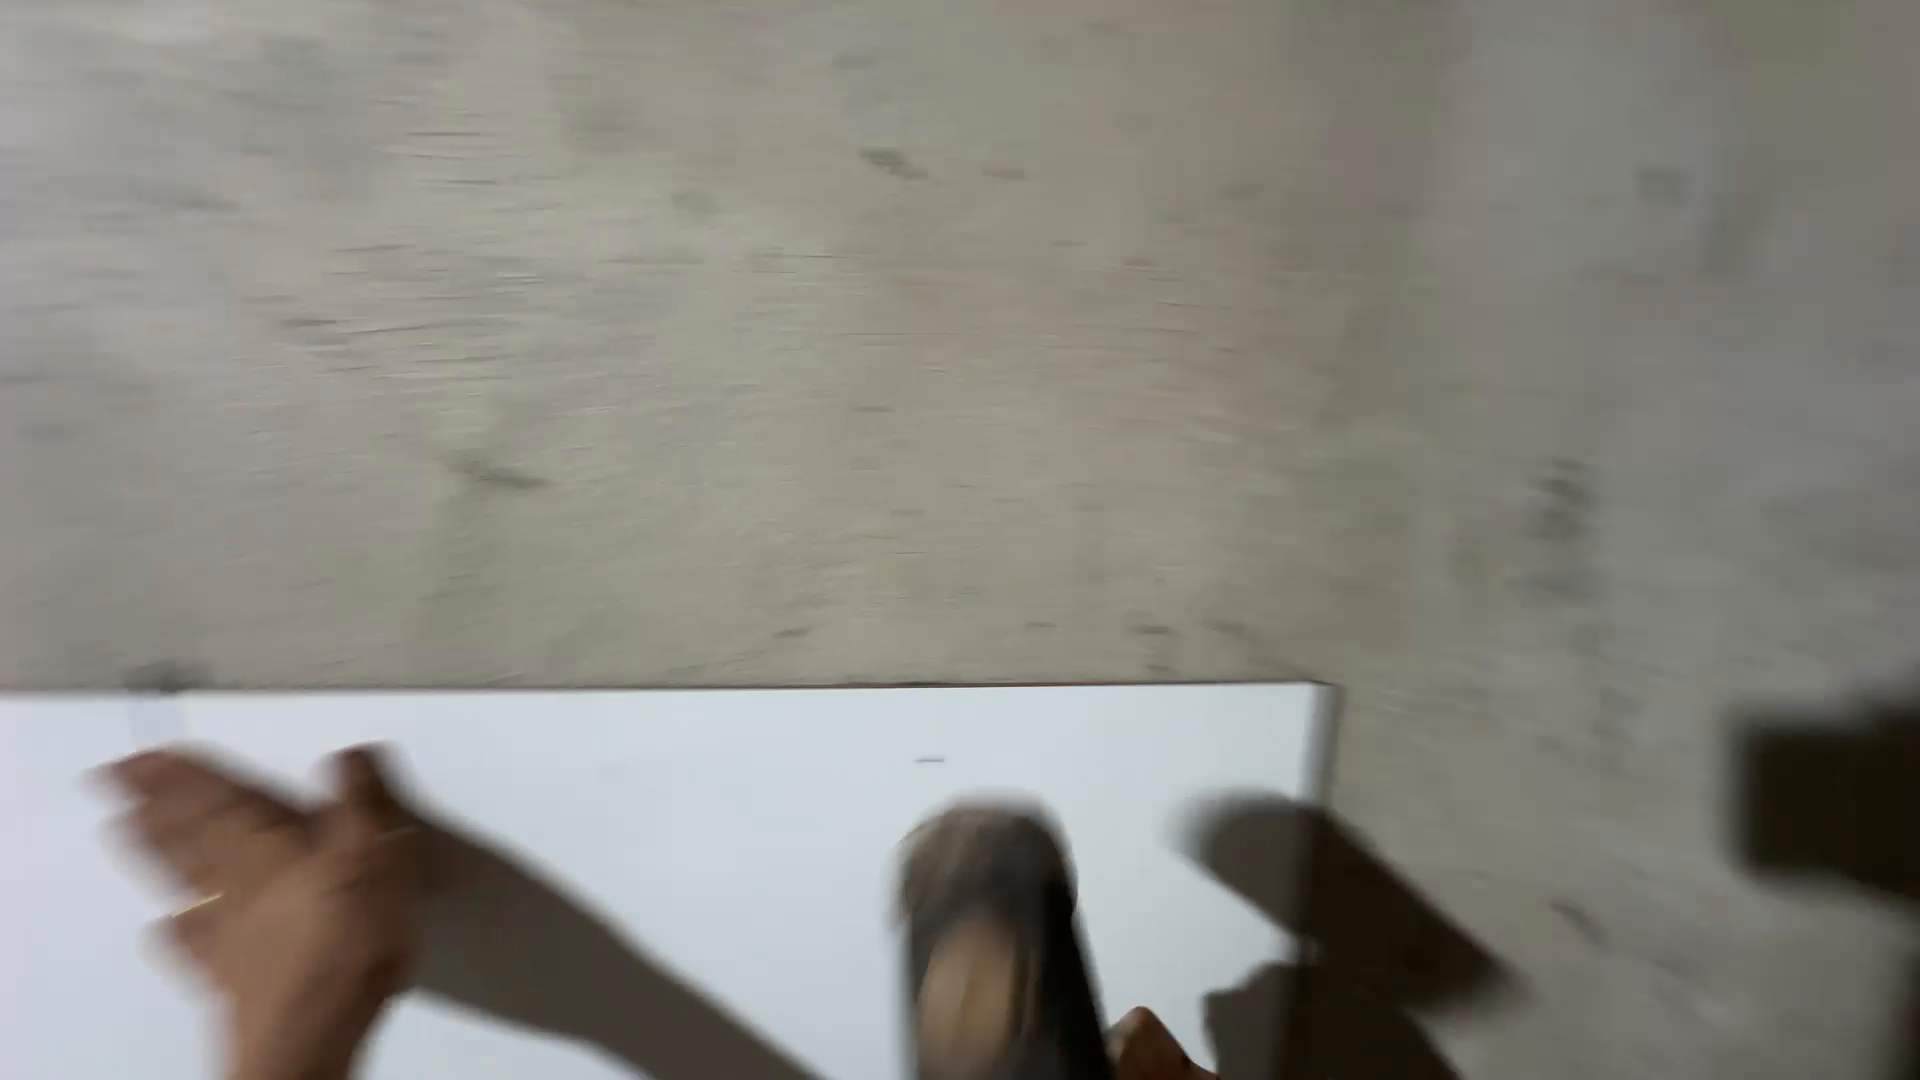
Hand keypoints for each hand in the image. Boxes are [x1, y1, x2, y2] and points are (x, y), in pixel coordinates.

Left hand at [103, 745, 429, 1079]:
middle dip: (161, 806)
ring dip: (159, 850)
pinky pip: (197, 942)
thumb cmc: (355, 929)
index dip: (192, 780)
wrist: (318, 1023)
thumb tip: (345, 754)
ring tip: (126, 825)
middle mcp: (242, 885)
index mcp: (276, 852)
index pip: (228, 806)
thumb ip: (361, 805)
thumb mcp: (376, 854)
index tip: (148, 757)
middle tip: (117, 778)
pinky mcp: (233, 972)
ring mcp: (231, 930)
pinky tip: (165, 923)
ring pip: (189, 880)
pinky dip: (180, 927)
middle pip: (197, 838)